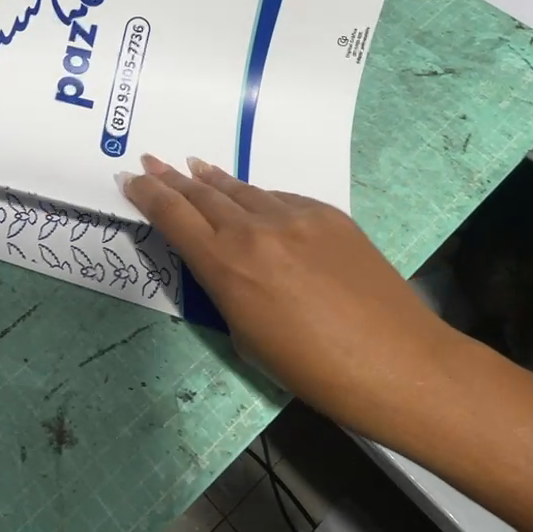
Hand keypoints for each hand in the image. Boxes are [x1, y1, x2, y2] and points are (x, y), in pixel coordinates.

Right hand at [122, 155, 462, 436]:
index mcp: (226, 265)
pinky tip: (253, 199)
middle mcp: (253, 229)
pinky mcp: (328, 214)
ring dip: (212, 179)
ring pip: (240, 188)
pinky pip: (280, 199)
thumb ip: (224, 289)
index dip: (146, 194)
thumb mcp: (247, 337)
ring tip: (194, 166)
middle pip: (200, 193)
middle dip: (171, 177)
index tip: (130, 179)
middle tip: (151, 161)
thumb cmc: (315, 370)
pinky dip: (258, 198)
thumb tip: (221, 263)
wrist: (402, 363)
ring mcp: (294, 216)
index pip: (172, 215)